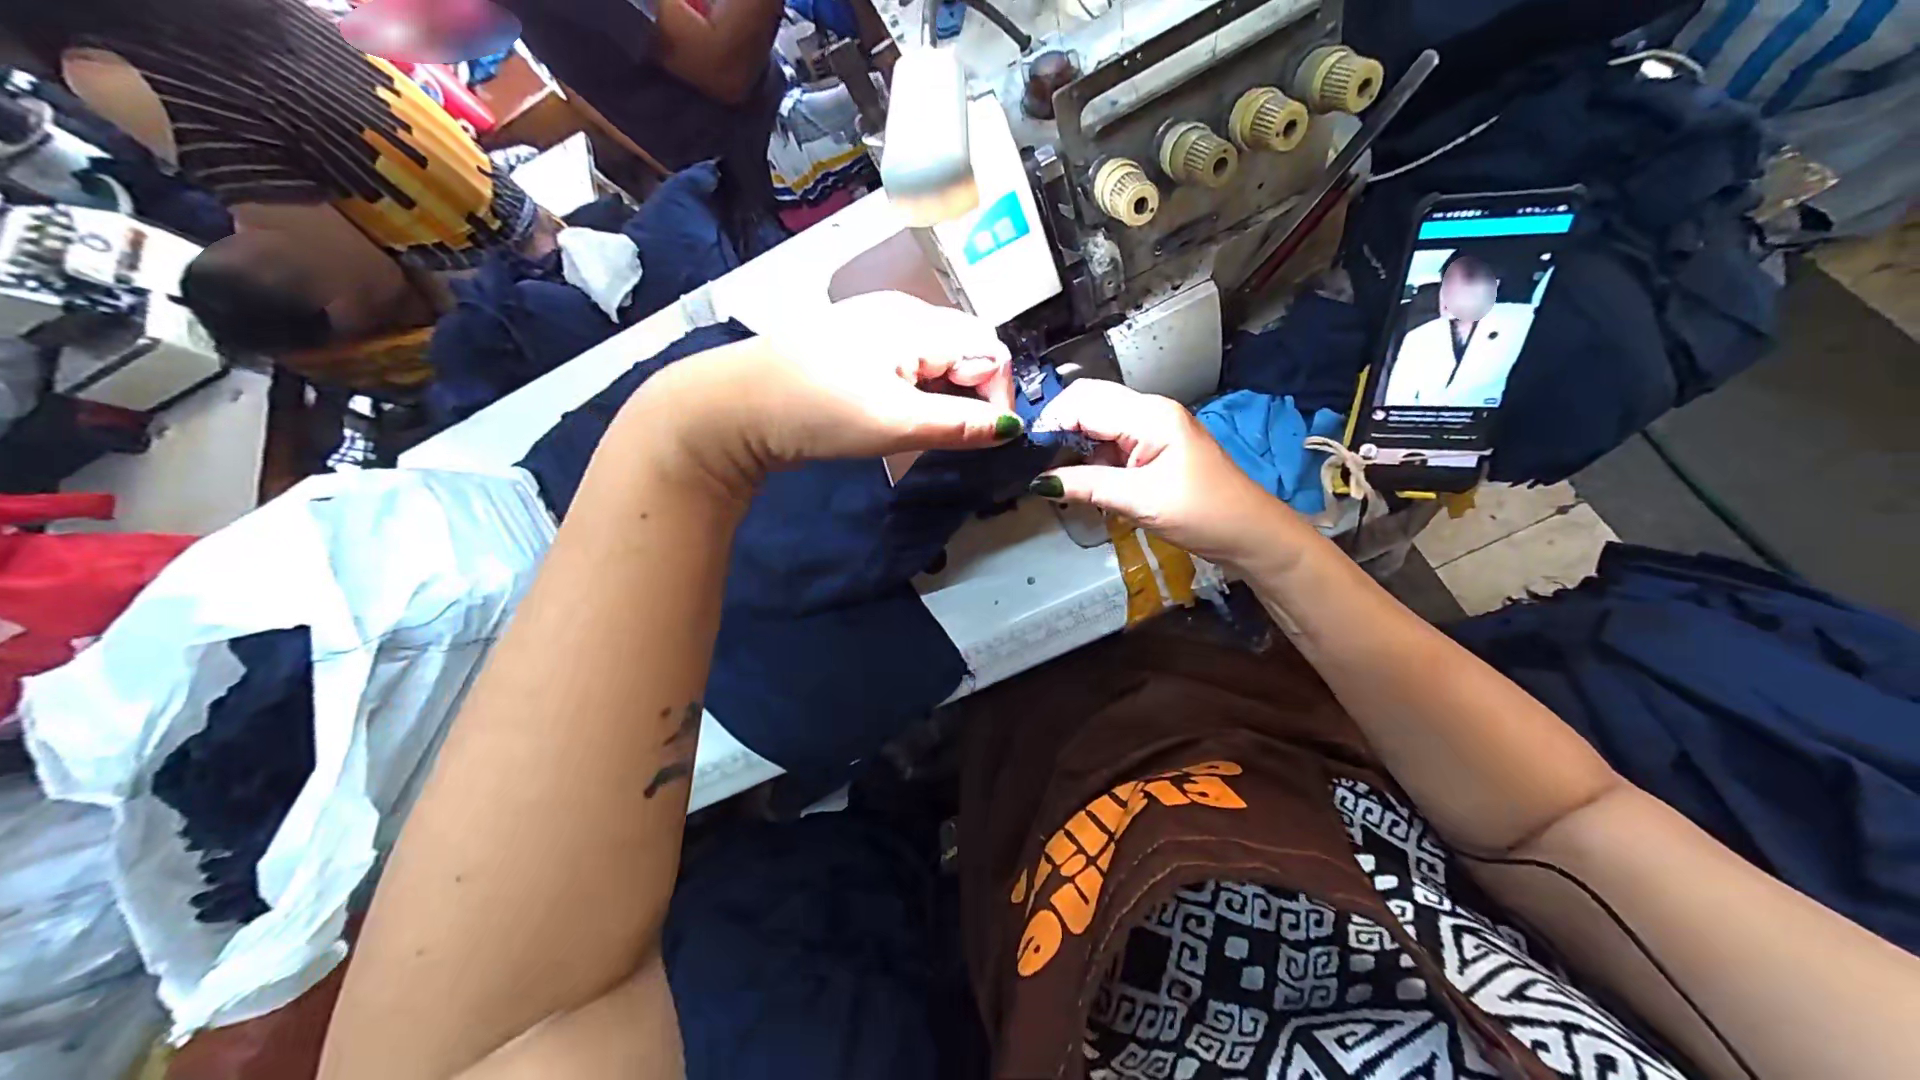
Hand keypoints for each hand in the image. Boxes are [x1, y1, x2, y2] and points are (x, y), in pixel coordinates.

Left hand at [627, 292, 1022, 496]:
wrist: (734, 409)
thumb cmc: (818, 411)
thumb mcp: (897, 423)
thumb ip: (961, 426)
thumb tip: (1011, 429)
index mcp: (916, 322)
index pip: (990, 348)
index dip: (999, 393)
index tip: (986, 436)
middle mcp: (901, 313)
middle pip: (966, 346)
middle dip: (974, 392)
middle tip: (954, 433)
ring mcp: (873, 326)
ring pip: (936, 355)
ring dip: (946, 392)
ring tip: (924, 426)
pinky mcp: (852, 346)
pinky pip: (907, 361)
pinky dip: (919, 388)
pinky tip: (897, 411)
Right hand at [1028, 379, 1316, 571]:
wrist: (1252, 535)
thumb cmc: (1205, 514)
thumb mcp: (1141, 501)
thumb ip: (1088, 486)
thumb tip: (1039, 482)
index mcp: (1150, 415)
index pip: (1084, 402)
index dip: (1052, 422)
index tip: (1028, 454)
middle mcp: (1149, 412)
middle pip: (1088, 404)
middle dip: (1060, 430)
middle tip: (1038, 465)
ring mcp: (1152, 430)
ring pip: (1097, 423)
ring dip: (1074, 446)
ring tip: (1057, 477)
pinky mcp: (1152, 449)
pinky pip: (1111, 443)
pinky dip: (1092, 459)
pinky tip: (1083, 482)